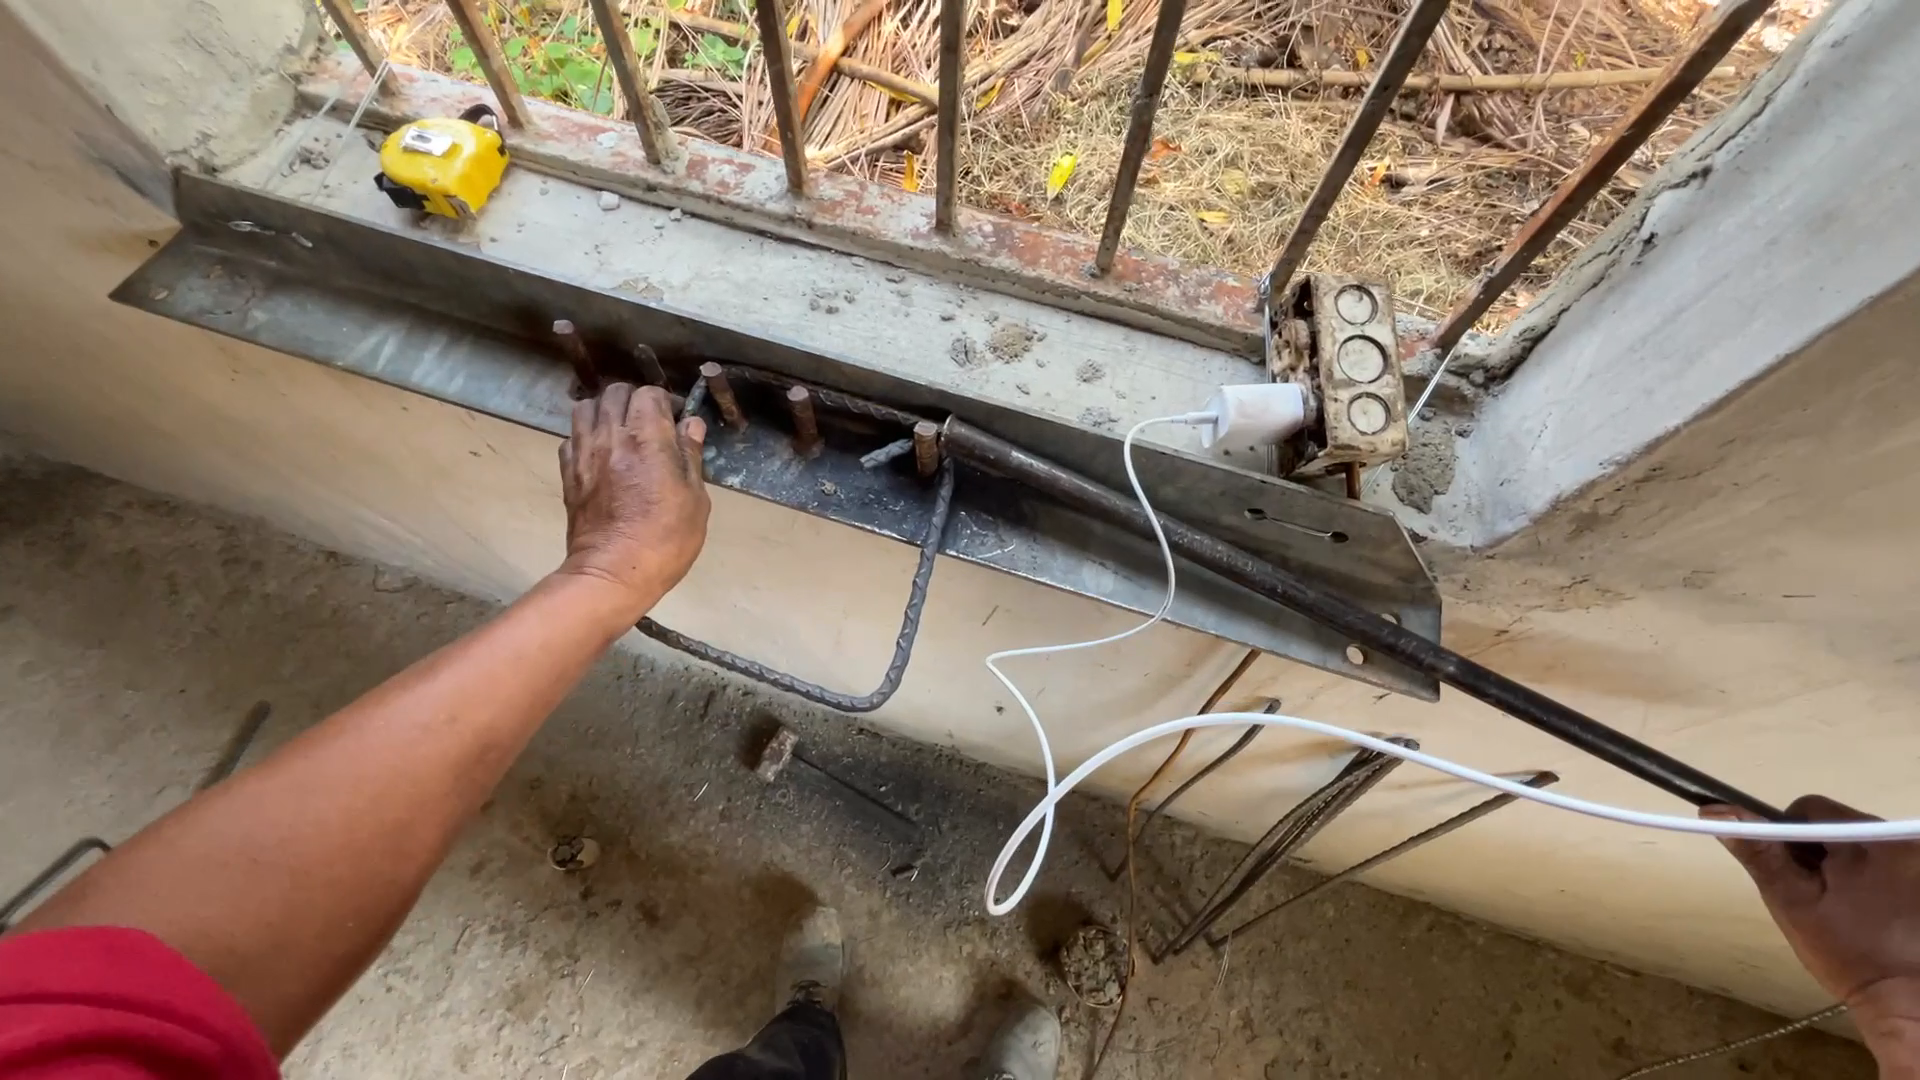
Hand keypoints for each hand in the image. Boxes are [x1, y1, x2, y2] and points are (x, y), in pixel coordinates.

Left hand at [557, 383, 709, 614]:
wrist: (614, 573)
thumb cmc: (666, 539)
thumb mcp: (695, 499)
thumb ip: (690, 456)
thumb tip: (691, 425)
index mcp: (648, 439)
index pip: (650, 394)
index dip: (666, 402)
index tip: (678, 420)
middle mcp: (611, 437)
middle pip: (615, 393)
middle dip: (635, 400)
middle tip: (651, 423)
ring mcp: (584, 453)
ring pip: (586, 408)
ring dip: (605, 411)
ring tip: (622, 431)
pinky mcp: (568, 473)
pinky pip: (572, 437)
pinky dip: (587, 436)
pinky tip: (602, 454)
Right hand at [1707, 796, 1919, 1061]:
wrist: (1915, 1008)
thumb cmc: (1849, 951)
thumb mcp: (1789, 898)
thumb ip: (1757, 849)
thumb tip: (1714, 809)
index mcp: (1875, 841)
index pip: (1810, 809)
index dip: (1785, 834)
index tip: (1791, 872)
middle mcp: (1909, 846)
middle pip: (1839, 827)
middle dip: (1816, 853)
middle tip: (1814, 894)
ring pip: (1861, 848)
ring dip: (1842, 868)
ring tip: (1844, 908)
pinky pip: (1888, 868)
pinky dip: (1870, 883)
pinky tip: (1871, 915)